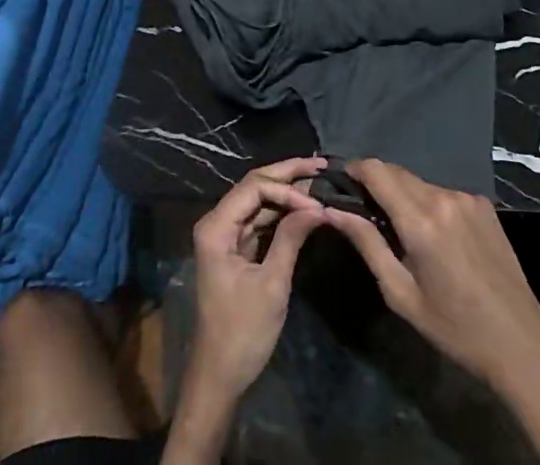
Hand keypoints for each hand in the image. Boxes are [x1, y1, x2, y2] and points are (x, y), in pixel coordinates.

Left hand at [184, 157, 327, 403]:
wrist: (219, 374)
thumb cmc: (242, 331)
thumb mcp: (272, 284)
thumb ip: (291, 238)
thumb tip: (319, 206)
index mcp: (216, 228)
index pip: (254, 188)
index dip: (288, 189)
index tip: (317, 205)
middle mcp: (217, 223)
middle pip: (255, 186)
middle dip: (289, 174)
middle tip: (324, 165)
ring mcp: (227, 235)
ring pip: (259, 200)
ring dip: (288, 191)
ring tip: (321, 180)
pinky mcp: (237, 249)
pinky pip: (261, 219)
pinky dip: (283, 211)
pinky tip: (306, 205)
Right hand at [320, 158, 539, 392]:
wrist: (520, 343)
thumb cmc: (453, 327)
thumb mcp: (401, 293)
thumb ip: (367, 244)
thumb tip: (333, 211)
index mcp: (421, 220)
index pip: (378, 171)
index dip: (353, 168)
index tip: (338, 179)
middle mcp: (445, 198)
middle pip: (398, 172)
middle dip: (375, 182)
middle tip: (359, 207)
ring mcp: (469, 199)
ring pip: (421, 183)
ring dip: (402, 194)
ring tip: (395, 225)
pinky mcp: (485, 206)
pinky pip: (444, 194)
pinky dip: (428, 203)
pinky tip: (431, 233)